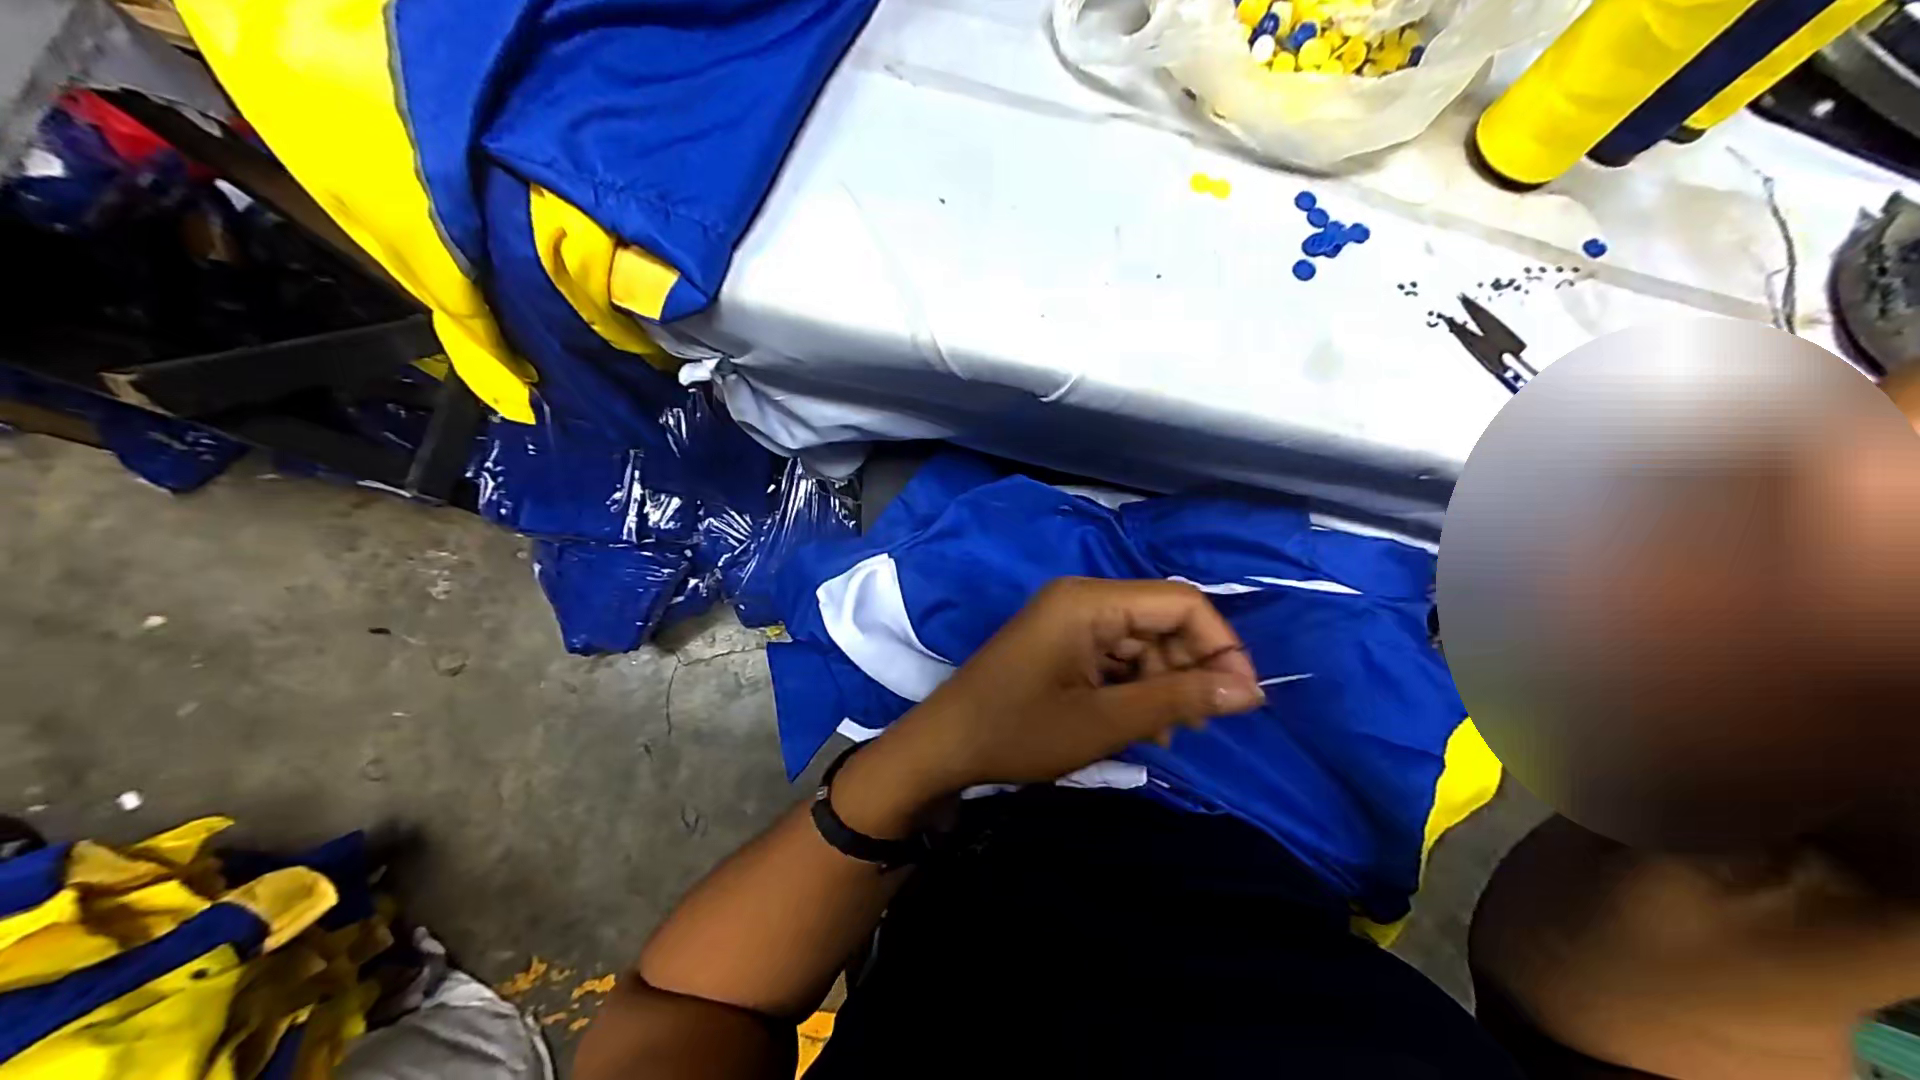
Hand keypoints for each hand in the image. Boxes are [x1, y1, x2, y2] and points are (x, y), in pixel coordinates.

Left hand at [831, 578, 1264, 837]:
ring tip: (1166, 733)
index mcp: (1090, 600)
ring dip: (1165, 683)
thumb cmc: (1019, 731)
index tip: (1241, 699)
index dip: (1221, 645)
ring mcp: (1068, 619)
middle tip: (1200, 724)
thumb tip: (1250, 690)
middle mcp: (1082, 597)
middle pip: (1163, 619)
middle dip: (1191, 668)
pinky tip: (1140, 724)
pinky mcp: (1061, 642)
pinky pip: (1116, 655)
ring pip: (1143, 640)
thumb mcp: (1105, 721)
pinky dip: (1135, 686)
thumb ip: (1179, 698)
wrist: (943, 746)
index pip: (1181, 602)